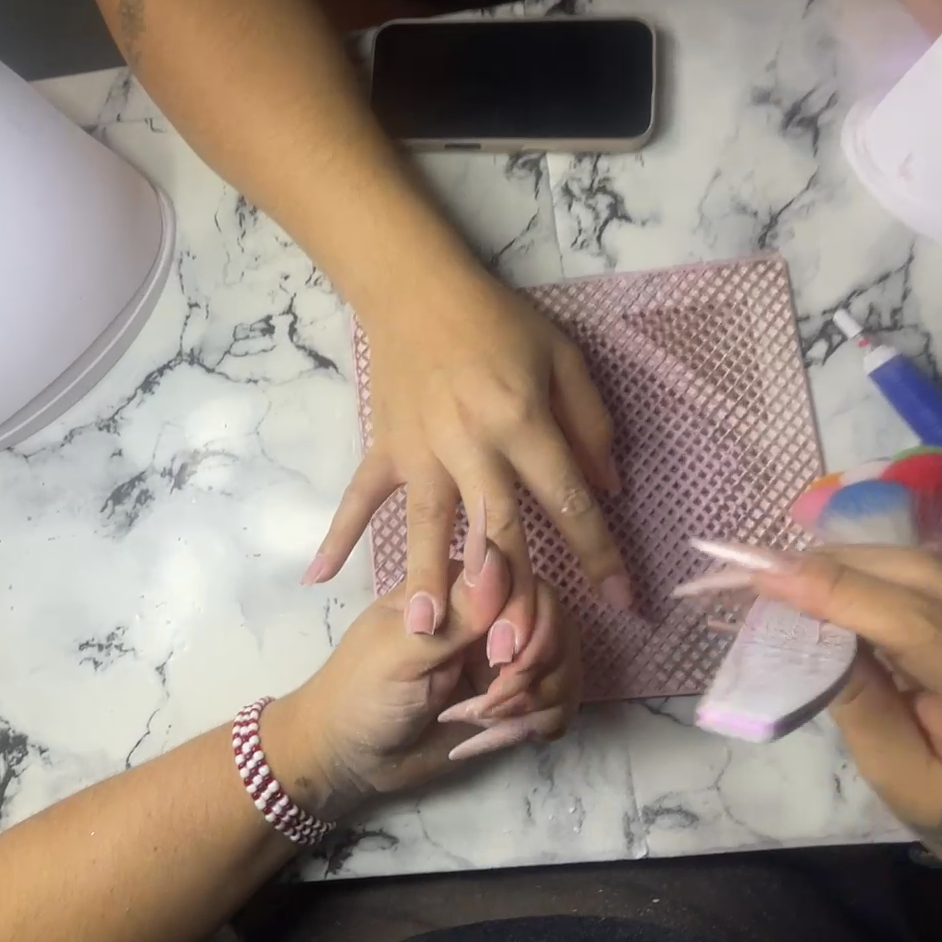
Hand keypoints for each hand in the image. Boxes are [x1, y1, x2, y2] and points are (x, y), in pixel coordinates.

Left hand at [267, 530, 582, 820]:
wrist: (351, 757)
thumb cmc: (361, 694)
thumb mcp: (401, 653)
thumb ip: (455, 611)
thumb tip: (492, 549)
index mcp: (460, 587)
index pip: (527, 584)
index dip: (527, 625)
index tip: (500, 663)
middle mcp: (490, 615)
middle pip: (556, 625)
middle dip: (532, 671)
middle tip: (489, 705)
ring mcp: (505, 656)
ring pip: (565, 665)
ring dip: (533, 703)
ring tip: (481, 723)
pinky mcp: (513, 697)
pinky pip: (559, 702)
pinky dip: (535, 724)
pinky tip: (489, 736)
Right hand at [307, 272, 630, 671]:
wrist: (418, 289)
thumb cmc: (498, 322)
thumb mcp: (563, 359)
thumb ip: (590, 425)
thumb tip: (609, 489)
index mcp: (523, 423)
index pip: (568, 499)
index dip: (599, 552)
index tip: (623, 602)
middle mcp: (471, 446)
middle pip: (497, 529)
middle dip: (511, 591)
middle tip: (516, 651)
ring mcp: (420, 452)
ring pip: (427, 525)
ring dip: (425, 578)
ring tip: (422, 633)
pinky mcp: (384, 449)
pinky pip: (359, 496)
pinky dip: (338, 534)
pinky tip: (318, 576)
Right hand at [694, 541, 941, 894]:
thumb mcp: (895, 773)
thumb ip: (856, 695)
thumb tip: (802, 618)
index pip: (926, 628)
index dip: (839, 591)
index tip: (762, 572)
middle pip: (933, 581)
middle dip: (838, 565)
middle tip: (761, 565)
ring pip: (938, 569)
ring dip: (855, 564)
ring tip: (787, 571)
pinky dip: (881, 574)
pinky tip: (836, 580)